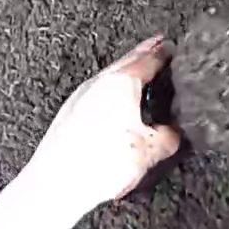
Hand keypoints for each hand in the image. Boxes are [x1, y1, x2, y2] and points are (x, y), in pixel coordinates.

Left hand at [23, 35, 181, 216]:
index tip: (169, 46)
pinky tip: (115, 103)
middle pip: (127, 61)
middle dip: (143, 54)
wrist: (56, 183)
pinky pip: (97, 91)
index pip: (148, 59)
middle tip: (156, 47)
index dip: (162, 52)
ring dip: (126, 71)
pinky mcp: (70, 112)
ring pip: (110, 75)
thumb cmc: (98, 163)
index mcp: (121, 83)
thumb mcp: (149, 152)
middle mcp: (100, 83)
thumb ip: (168, 138)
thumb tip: (173, 133)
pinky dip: (112, 89)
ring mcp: (81, 96)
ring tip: (139, 74)